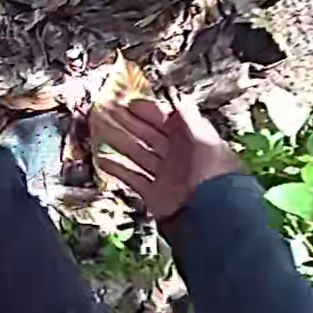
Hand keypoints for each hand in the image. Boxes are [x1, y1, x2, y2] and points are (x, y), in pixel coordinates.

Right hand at [90, 94, 241, 219]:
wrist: (210, 216)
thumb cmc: (212, 175)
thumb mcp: (204, 140)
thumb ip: (188, 118)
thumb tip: (176, 96)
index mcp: (190, 142)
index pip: (166, 122)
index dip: (148, 112)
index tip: (129, 104)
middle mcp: (176, 157)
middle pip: (148, 136)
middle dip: (128, 123)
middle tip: (108, 112)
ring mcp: (164, 175)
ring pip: (137, 154)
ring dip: (118, 142)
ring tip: (99, 132)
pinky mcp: (153, 192)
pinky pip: (132, 177)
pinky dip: (117, 169)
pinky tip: (102, 161)